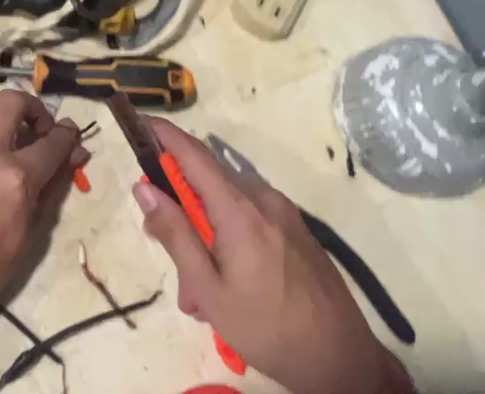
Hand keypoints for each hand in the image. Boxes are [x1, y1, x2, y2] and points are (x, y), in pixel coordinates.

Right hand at [136, 119, 409, 393]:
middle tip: (171, 261)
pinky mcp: (296, 229)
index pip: (194, 155)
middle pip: (207, 183)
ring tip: (202, 292)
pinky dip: (229, 238)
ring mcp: (284, 213)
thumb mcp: (209, 290)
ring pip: (228, 205)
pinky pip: (251, 218)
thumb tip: (143, 189)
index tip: (139, 124)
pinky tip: (230, 284)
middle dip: (181, 211)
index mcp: (240, 210)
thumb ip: (175, 235)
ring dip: (205, 233)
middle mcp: (263, 199)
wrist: (344, 361)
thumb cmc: (268, 329)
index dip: (165, 135)